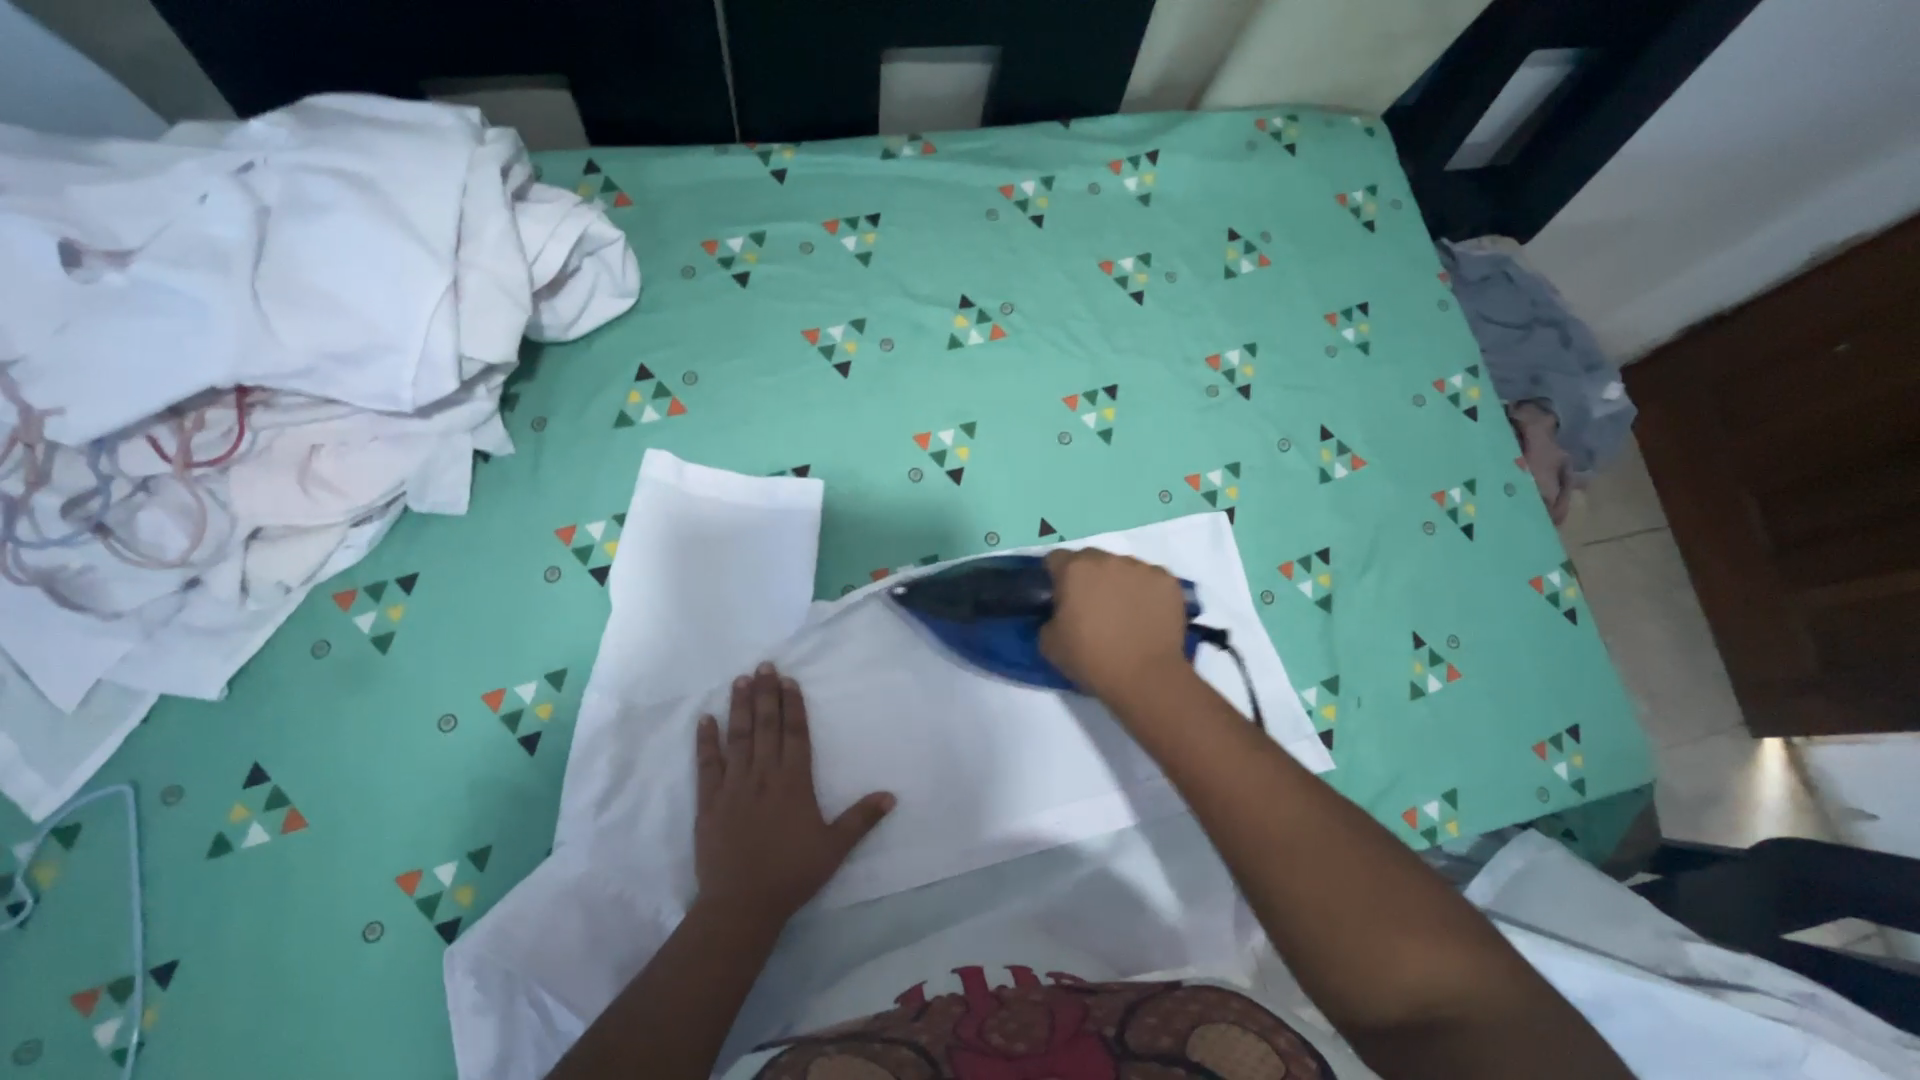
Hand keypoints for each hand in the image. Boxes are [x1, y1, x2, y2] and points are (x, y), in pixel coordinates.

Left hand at [694, 663, 894, 924]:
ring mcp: (733, 786)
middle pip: (765, 727)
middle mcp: (764, 775)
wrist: (742, 902)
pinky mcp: (709, 802)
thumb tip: (891, 795)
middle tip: (764, 666)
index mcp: (794, 782)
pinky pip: (707, 764)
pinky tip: (705, 719)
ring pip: (737, 737)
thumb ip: (861, 819)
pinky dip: (706, 740)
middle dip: (766, 695)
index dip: (793, 706)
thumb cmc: (793, 874)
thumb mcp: (835, 847)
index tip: (789, 681)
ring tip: (740, 680)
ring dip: (739, 707)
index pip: (795, 734)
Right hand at [1040, 548, 1193, 701]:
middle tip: (1091, 607)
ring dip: (1118, 582)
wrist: (1146, 677)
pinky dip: (1145, 592)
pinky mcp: (1168, 581)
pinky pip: (1150, 580)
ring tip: (1124, 613)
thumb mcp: (1049, 644)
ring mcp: (1142, 568)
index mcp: (1075, 570)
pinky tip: (1146, 616)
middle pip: (1091, 559)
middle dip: (1087, 577)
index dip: (1055, 578)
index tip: (1060, 598)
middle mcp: (1108, 560)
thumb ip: (1049, 617)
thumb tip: (1060, 613)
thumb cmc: (1092, 660)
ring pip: (1123, 567)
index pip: (1056, 559)